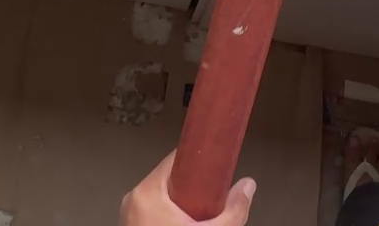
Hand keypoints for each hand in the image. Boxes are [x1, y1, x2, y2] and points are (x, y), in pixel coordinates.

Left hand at [121, 154, 254, 225]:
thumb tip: (248, 185)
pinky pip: (155, 212)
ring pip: (163, 196)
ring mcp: (129, 216)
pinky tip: (186, 225)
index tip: (217, 171)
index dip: (200, 163)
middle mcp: (132, 199)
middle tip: (211, 202)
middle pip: (171, 178)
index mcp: (145, 193)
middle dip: (193, 188)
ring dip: (182, 204)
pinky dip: (170, 216)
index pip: (177, 159)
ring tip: (200, 217)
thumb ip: (232, 211)